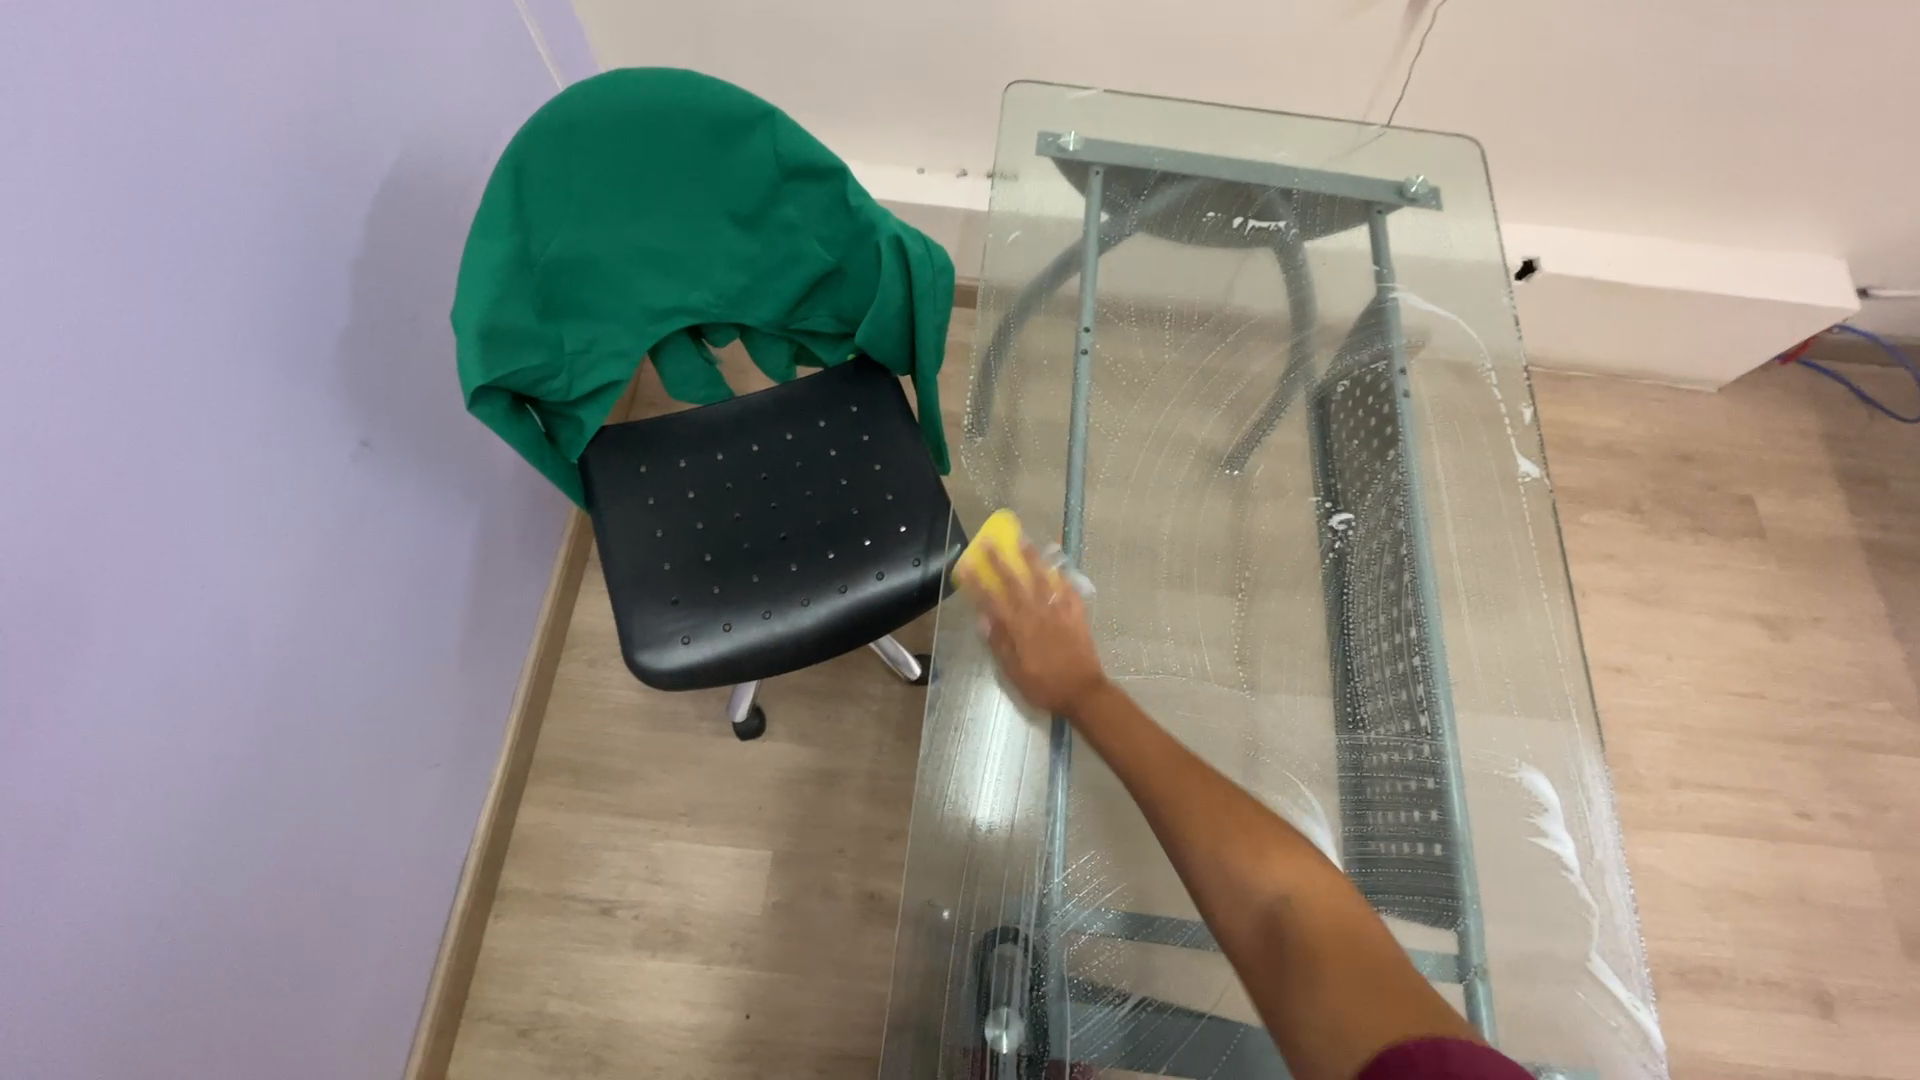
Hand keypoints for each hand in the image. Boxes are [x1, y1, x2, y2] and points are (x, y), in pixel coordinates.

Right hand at [956, 541, 1108, 715]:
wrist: (1082, 692)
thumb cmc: (1044, 686)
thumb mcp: (1014, 672)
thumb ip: (999, 643)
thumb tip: (983, 619)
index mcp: (1018, 628)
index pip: (992, 601)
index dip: (978, 583)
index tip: (967, 565)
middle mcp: (1037, 613)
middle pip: (1015, 582)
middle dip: (1000, 561)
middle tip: (990, 542)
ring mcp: (1059, 611)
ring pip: (1043, 578)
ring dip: (1032, 558)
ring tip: (1024, 541)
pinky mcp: (1077, 614)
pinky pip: (1069, 590)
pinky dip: (1063, 577)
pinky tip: (1058, 567)